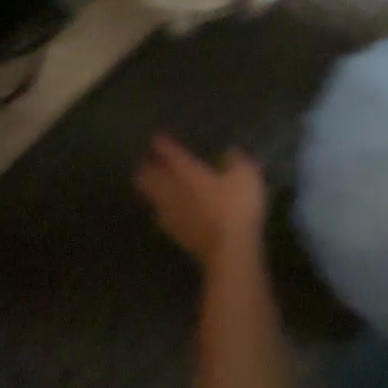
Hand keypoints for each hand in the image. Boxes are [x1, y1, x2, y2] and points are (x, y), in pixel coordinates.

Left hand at [135, 134, 267, 267]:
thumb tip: (230, 151)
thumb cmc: (237, 206)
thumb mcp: (246, 176)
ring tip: (143, 185)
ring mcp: (175, 215)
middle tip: (141, 164)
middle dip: (147, 170)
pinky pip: (162, 219)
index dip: (165, 147)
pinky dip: (159, 212)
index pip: (175, 156)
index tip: (156, 139)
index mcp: (191, 173)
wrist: (229, 249)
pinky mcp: (178, 236)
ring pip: (155, 199)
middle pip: (155, 179)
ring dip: (148, 190)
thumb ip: (236, 162)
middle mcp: (178, 192)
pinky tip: (160, 213)